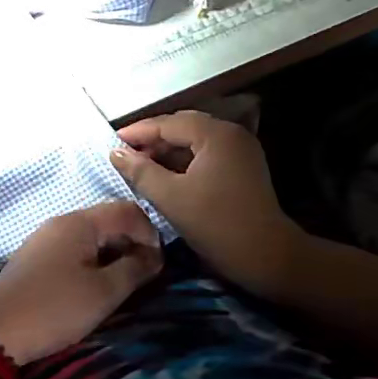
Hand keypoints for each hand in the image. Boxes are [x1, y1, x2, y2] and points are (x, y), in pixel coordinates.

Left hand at [0, 202, 163, 364]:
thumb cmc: (55, 309)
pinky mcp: (37, 257)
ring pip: (93, 236)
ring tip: (123, 285)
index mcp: (80, 222)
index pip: (128, 211)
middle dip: (133, 244)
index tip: (158, 265)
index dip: (150, 234)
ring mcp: (46, 238)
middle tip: (144, 277)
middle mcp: (62, 222)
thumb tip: (155, 255)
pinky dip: (93, 261)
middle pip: (110, 221)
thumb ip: (136, 268)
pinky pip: (75, 249)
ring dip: (114, 255)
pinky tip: (95, 286)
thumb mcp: (104, 292)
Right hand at [110, 111, 305, 296]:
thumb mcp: (171, 197)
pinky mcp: (243, 167)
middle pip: (184, 127)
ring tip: (140, 165)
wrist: (265, 255)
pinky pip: (207, 155)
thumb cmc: (215, 224)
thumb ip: (140, 171)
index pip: (169, 123)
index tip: (112, 141)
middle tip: (124, 153)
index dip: (138, 132)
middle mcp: (231, 134)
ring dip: (168, 151)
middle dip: (153, 139)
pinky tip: (166, 175)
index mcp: (215, 134)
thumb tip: (115, 152)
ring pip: (195, 141)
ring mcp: (240, 150)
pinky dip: (184, 161)